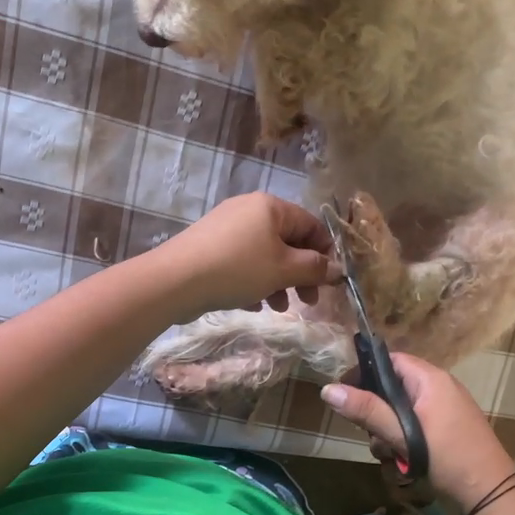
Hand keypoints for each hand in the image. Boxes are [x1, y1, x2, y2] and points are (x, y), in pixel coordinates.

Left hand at [154, 193, 341, 321]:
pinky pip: (242, 263)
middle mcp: (249, 210)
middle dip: (301, 274)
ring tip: (277, 308)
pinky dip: (253, 282)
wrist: (177, 280)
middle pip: (288, 242)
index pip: (311, 225)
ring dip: (278, 282)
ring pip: (265, 255)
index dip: (325, 254)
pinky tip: (252, 304)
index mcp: (271, 207)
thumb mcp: (283, 270)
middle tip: (308, 302)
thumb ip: (314, 268)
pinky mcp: (210, 247)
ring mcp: (226, 227)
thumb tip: (337, 268)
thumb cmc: (238, 269)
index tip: (329, 282)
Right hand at [321, 353, 514, 514]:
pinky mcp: (444, 433)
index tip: (344, 396)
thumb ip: (367, 410)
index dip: (363, 373)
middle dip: (376, 416)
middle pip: (391, 390)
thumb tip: (327, 390)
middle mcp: (438, 390)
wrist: (489, 492)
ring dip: (388, 436)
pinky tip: (406, 465)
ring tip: (393, 457)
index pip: (389, 360)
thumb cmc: (447, 457)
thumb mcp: (402, 434)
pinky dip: (404, 445)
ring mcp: (443, 412)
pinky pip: (413, 430)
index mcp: (431, 379)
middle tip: (375, 437)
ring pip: (399, 415)